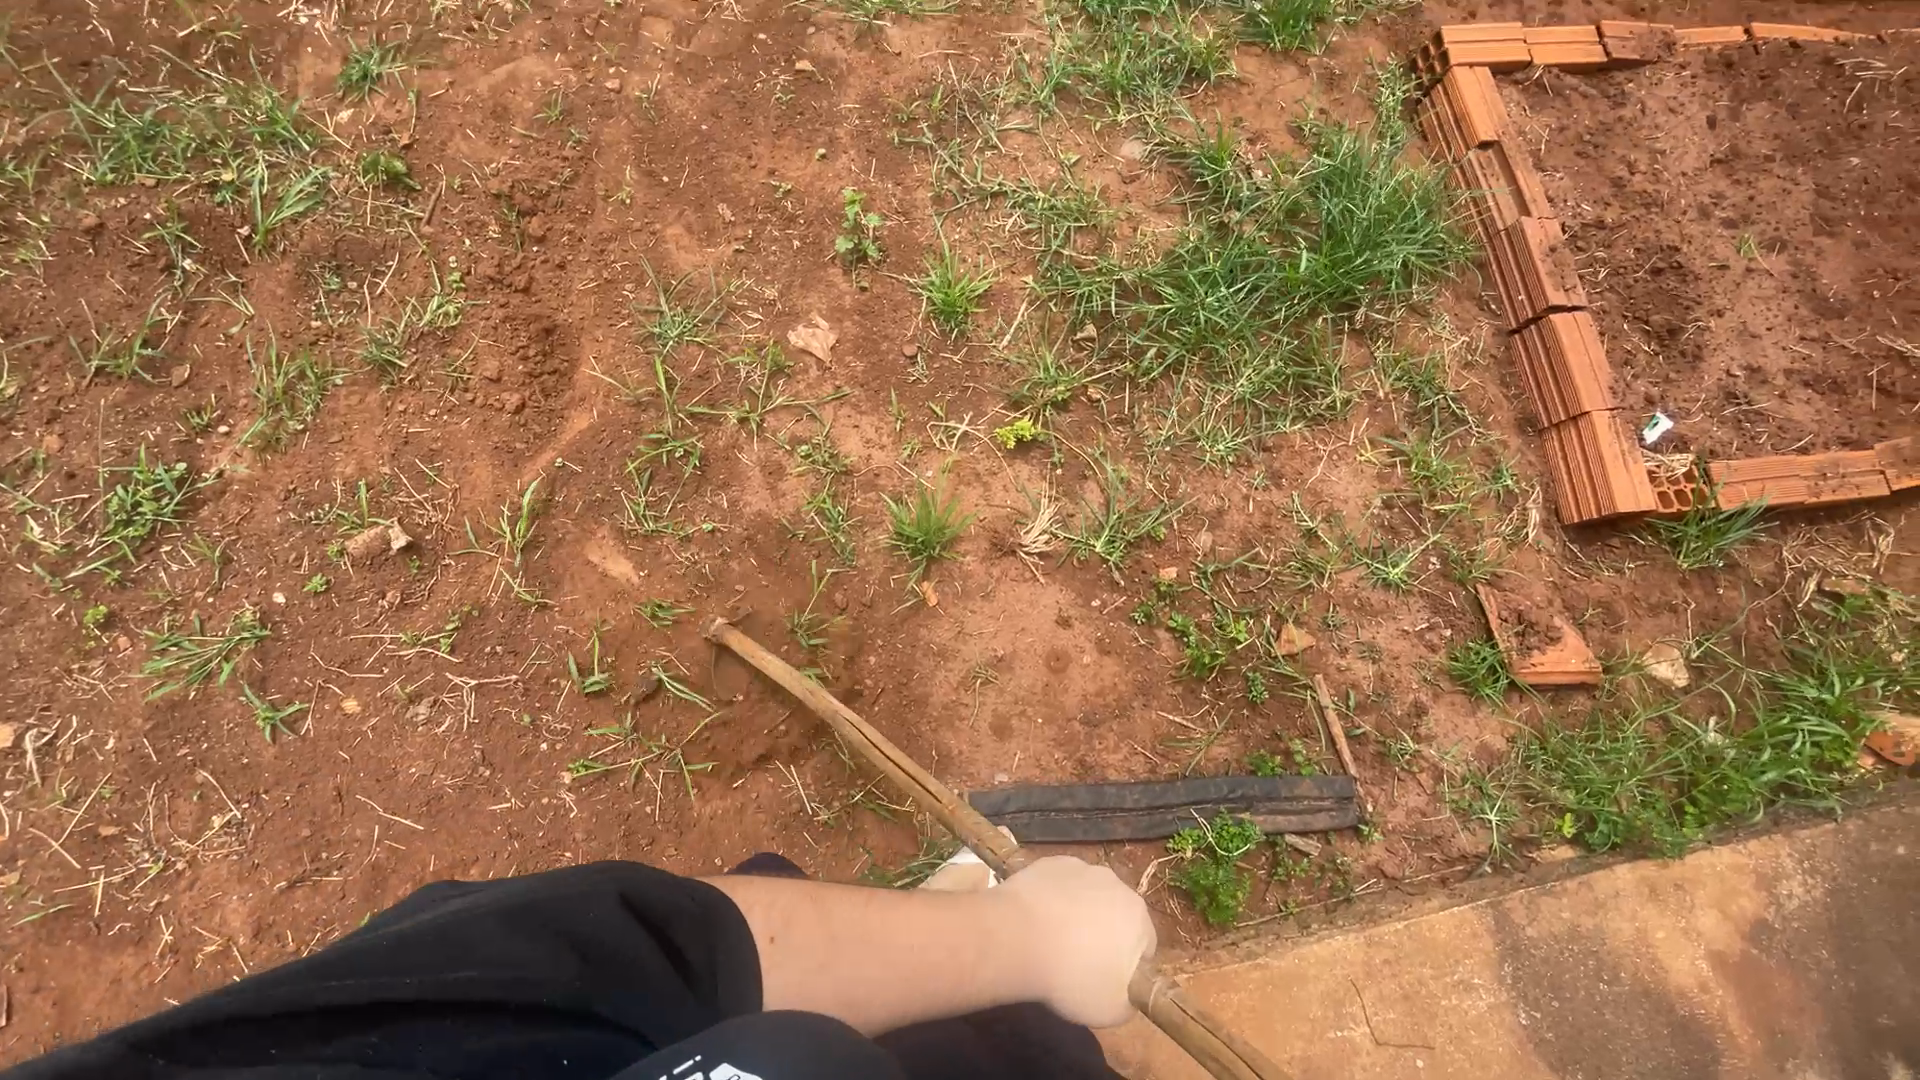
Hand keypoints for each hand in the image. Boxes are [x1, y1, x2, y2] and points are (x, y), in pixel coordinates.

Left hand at [995, 855, 1154, 1027]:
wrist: (1017, 937)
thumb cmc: (1071, 977)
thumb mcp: (1112, 1010)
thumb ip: (1130, 999)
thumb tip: (1125, 990)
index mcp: (1138, 916)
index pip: (1146, 945)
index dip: (1129, 967)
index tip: (1108, 980)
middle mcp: (1115, 883)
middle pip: (1117, 914)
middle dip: (1106, 934)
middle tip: (1081, 960)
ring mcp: (1081, 867)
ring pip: (1089, 895)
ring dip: (1080, 913)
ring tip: (1055, 938)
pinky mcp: (1051, 862)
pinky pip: (1061, 883)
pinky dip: (1055, 897)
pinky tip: (1039, 917)